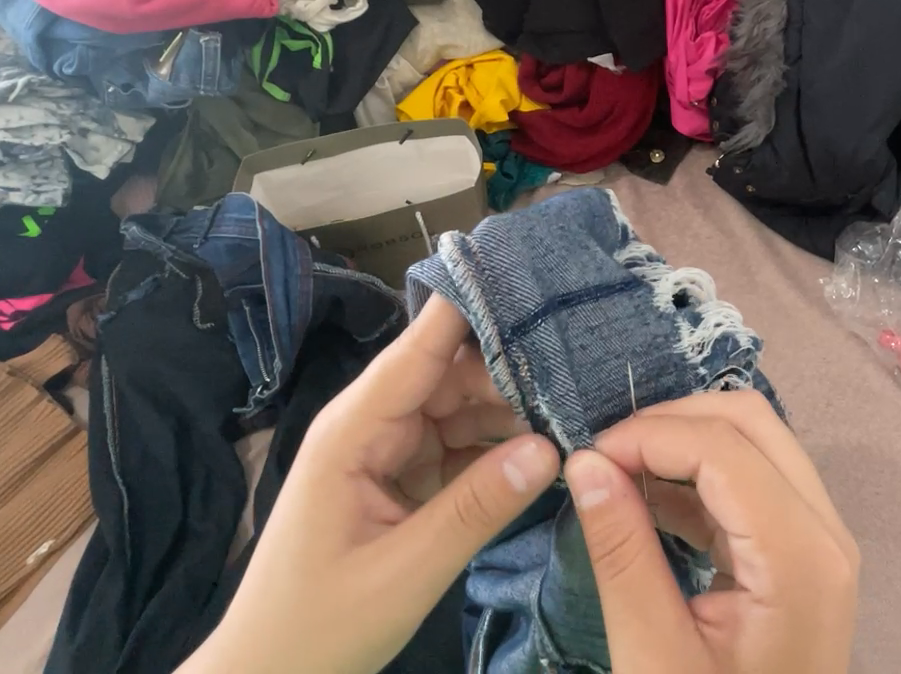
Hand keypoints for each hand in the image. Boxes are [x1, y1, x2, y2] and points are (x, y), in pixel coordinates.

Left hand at [179, 296, 560, 673]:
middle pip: (453, 372)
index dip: (471, 306)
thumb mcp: (403, 573)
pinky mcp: (410, 474)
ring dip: (514, 406)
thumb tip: (551, 448)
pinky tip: (549, 441)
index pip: (420, 347)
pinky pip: (464, 442)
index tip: (529, 274)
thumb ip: (477, 508)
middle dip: (512, 367)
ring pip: (465, 405)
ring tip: (579, 398)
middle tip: (583, 362)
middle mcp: (376, 422)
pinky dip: (503, 443)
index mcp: (355, 428)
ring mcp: (394, 447)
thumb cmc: (317, 627)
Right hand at [563, 392, 860, 672]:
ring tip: (620, 470)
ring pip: (754, 439)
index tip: (588, 456)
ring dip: (685, 439)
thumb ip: (622, 551)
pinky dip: (698, 471)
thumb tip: (585, 462)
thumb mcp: (654, 657)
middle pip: (750, 422)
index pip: (723, 448)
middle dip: (671, 421)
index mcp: (800, 557)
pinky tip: (650, 496)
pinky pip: (752, 475)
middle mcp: (825, 528)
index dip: (649, 435)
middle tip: (607, 455)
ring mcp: (820, 535)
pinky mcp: (802, 546)